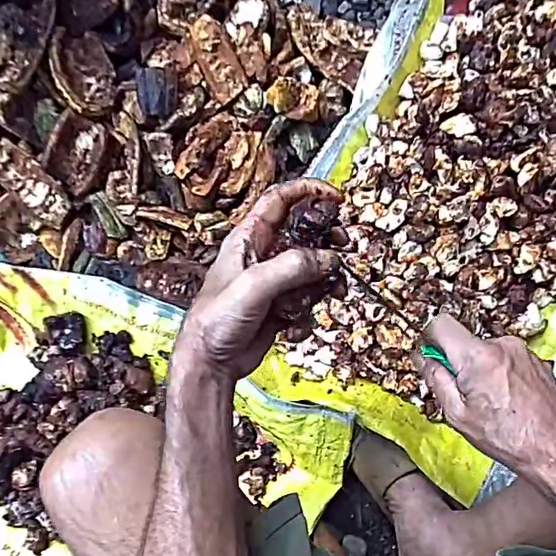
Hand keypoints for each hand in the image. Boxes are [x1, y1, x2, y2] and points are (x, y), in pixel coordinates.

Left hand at [175, 179, 341, 381]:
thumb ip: (293, 267)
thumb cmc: (215, 321)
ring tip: (335, 293)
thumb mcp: (255, 285)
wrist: (211, 362)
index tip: (336, 198)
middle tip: (344, 251)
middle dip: (327, 244)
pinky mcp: (279, 309)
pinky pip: (306, 303)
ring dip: (325, 284)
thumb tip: (328, 259)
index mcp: (248, 239)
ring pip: (311, 273)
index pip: (280, 200)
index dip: (309, 192)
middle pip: (304, 237)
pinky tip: (295, 326)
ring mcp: (272, 285)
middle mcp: (261, 258)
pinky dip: (307, 315)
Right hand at [421, 314, 555, 480]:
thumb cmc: (510, 438)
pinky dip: (500, 374)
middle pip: (465, 341)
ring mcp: (522, 350)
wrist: (555, 447)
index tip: (429, 356)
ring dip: (481, 370)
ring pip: (486, 351)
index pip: (441, 324)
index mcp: (478, 357)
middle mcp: (502, 345)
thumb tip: (423, 360)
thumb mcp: (458, 415)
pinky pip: (505, 359)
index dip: (430, 339)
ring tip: (490, 402)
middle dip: (458, 363)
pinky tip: (507, 400)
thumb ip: (437, 380)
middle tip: (463, 395)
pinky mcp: (534, 358)